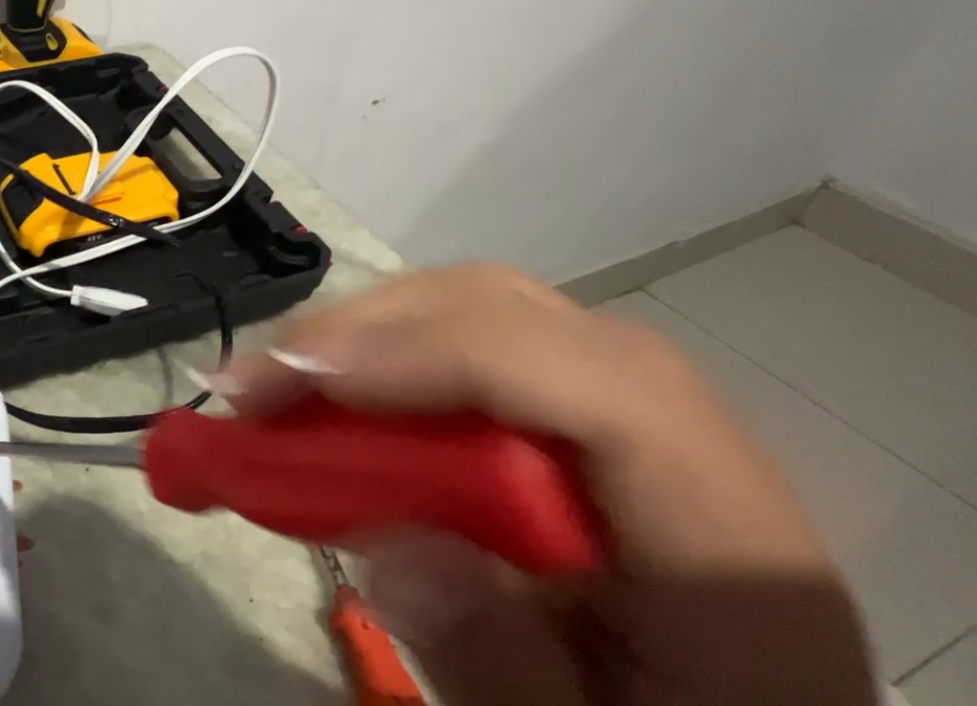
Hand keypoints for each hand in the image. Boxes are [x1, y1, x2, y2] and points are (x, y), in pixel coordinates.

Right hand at [215, 264, 877, 705]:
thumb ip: (505, 669)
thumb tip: (391, 549)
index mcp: (731, 542)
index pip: (599, 389)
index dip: (446, 356)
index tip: (304, 379)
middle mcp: (685, 446)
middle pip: (525, 320)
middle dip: (372, 332)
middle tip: (253, 386)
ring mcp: (622, 421)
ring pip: (486, 317)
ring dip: (363, 338)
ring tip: (268, 390)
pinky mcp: (567, 426)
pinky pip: (466, 357)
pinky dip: (379, 364)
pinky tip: (321, 405)